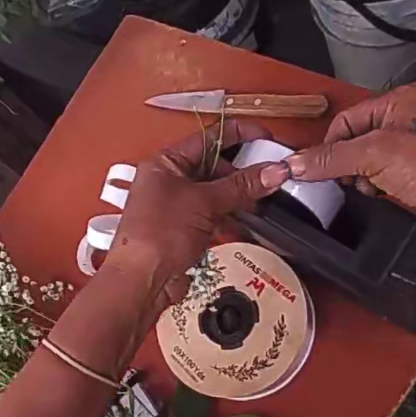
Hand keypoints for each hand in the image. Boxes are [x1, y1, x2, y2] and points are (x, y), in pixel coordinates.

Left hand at [108, 119, 288, 305]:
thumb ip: (241, 186)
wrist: (142, 281)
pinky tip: (248, 223)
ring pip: (216, 193)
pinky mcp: (185, 230)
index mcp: (166, 163)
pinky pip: (214, 216)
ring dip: (239, 197)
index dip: (239, 135)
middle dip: (243, 172)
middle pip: (215, 166)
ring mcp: (177, 207)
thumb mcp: (204, 202)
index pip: (208, 137)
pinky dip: (231, 218)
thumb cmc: (156, 236)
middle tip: (270, 175)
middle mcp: (169, 181)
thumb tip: (273, 170)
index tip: (265, 138)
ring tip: (263, 200)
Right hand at [284, 83, 415, 244]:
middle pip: (356, 140)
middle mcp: (410, 121)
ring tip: (367, 188)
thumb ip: (331, 158)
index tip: (311, 168)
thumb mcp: (375, 154)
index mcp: (402, 101)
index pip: (347, 118)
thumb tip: (297, 163)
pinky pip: (384, 180)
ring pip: (368, 162)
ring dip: (360, 178)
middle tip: (339, 180)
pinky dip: (376, 189)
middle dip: (344, 163)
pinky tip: (380, 197)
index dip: (328, 144)